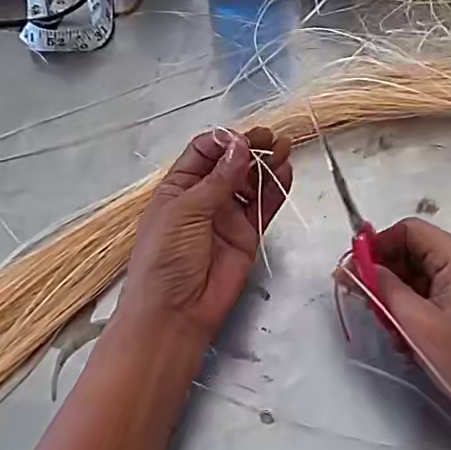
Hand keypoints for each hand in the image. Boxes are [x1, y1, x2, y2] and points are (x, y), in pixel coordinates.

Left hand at [117, 128, 293, 343]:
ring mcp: (225, 217)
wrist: (174, 312)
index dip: (223, 142)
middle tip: (271, 138)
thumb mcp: (184, 212)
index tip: (243, 138)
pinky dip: (275, 190)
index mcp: (177, 187)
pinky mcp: (246, 236)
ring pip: (250, 183)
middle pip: (229, 165)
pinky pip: (263, 207)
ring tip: (284, 148)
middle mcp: (202, 198)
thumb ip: (216, 181)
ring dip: (266, 165)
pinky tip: (286, 173)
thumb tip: (240, 146)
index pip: (203, 153)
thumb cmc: (164, 258)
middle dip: (249, 149)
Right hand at [363, 218, 450, 449]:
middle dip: (388, 273)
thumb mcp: (416, 324)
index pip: (408, 230)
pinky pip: (440, 288)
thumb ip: (381, 288)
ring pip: (425, 272)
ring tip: (392, 327)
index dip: (376, 246)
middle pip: (416, 249)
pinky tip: (412, 333)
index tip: (355, 273)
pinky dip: (420, 304)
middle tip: (369, 305)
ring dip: (401, 293)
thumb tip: (350, 266)